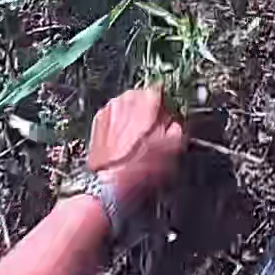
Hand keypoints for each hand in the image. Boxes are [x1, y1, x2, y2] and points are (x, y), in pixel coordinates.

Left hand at [85, 87, 185, 205]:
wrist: (109, 186)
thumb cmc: (139, 169)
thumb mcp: (172, 146)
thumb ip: (176, 125)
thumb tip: (174, 121)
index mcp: (146, 99)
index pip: (162, 89)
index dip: (168, 103)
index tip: (170, 115)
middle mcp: (126, 99)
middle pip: (144, 97)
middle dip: (150, 111)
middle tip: (155, 132)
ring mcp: (109, 109)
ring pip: (128, 106)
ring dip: (134, 117)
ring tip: (138, 141)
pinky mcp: (98, 121)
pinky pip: (115, 116)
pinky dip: (120, 125)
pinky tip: (124, 144)